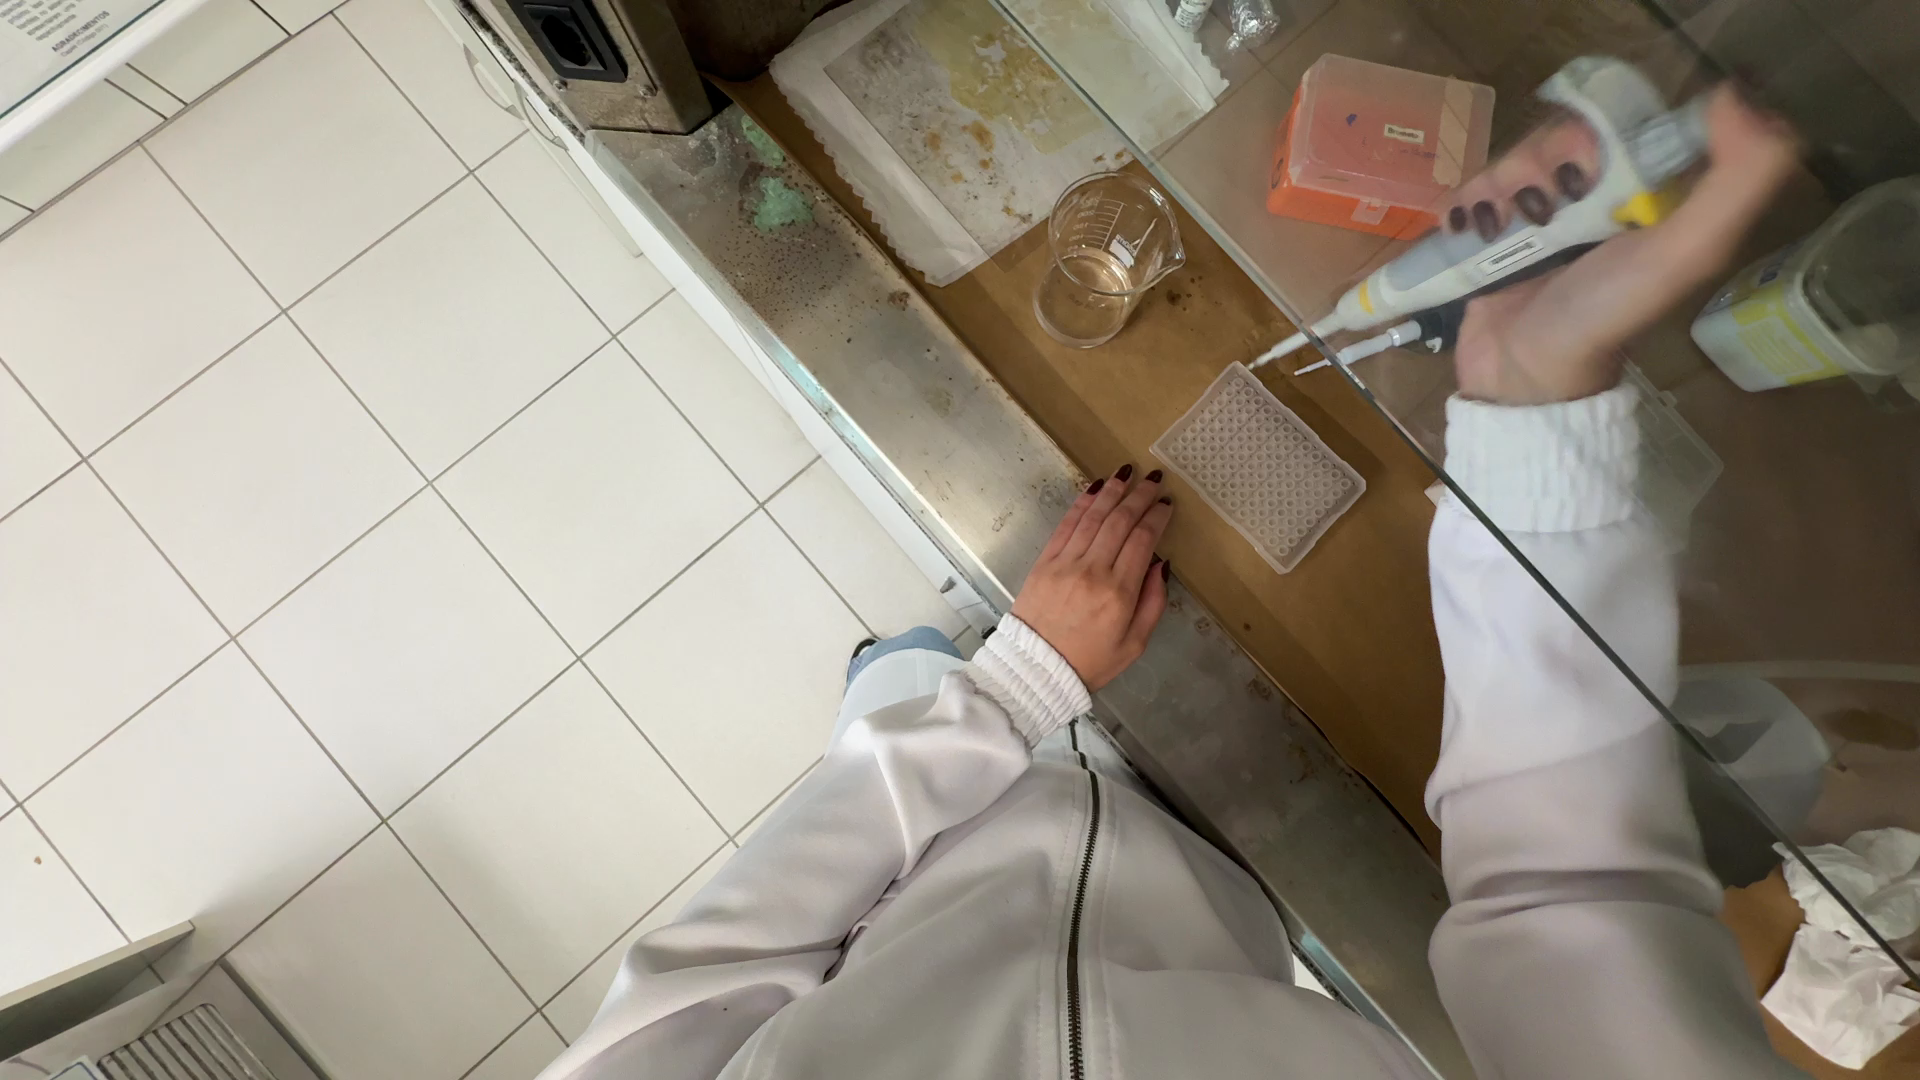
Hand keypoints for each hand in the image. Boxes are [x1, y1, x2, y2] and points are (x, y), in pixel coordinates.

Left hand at [1012, 465, 1172, 689]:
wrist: (1036, 670)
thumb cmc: (1089, 662)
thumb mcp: (1134, 644)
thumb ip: (1153, 603)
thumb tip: (1159, 565)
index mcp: (1119, 593)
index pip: (1142, 541)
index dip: (1156, 517)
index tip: (1166, 503)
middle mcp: (1093, 571)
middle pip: (1119, 522)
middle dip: (1139, 497)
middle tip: (1153, 479)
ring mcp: (1066, 563)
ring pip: (1093, 518)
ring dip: (1112, 492)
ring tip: (1126, 474)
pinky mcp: (1045, 562)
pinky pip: (1066, 526)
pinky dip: (1081, 504)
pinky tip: (1094, 489)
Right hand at [1441, 84, 1800, 405]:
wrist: (1521, 372)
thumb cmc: (1601, 316)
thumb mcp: (1687, 253)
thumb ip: (1739, 177)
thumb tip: (1729, 96)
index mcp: (1642, 192)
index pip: (1621, 123)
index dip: (1598, 132)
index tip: (1584, 171)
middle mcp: (1587, 199)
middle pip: (1555, 139)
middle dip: (1538, 166)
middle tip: (1538, 211)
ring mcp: (1530, 221)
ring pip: (1508, 164)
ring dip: (1494, 190)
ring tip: (1493, 230)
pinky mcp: (1482, 241)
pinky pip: (1468, 197)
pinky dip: (1461, 206)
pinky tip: (1465, 230)